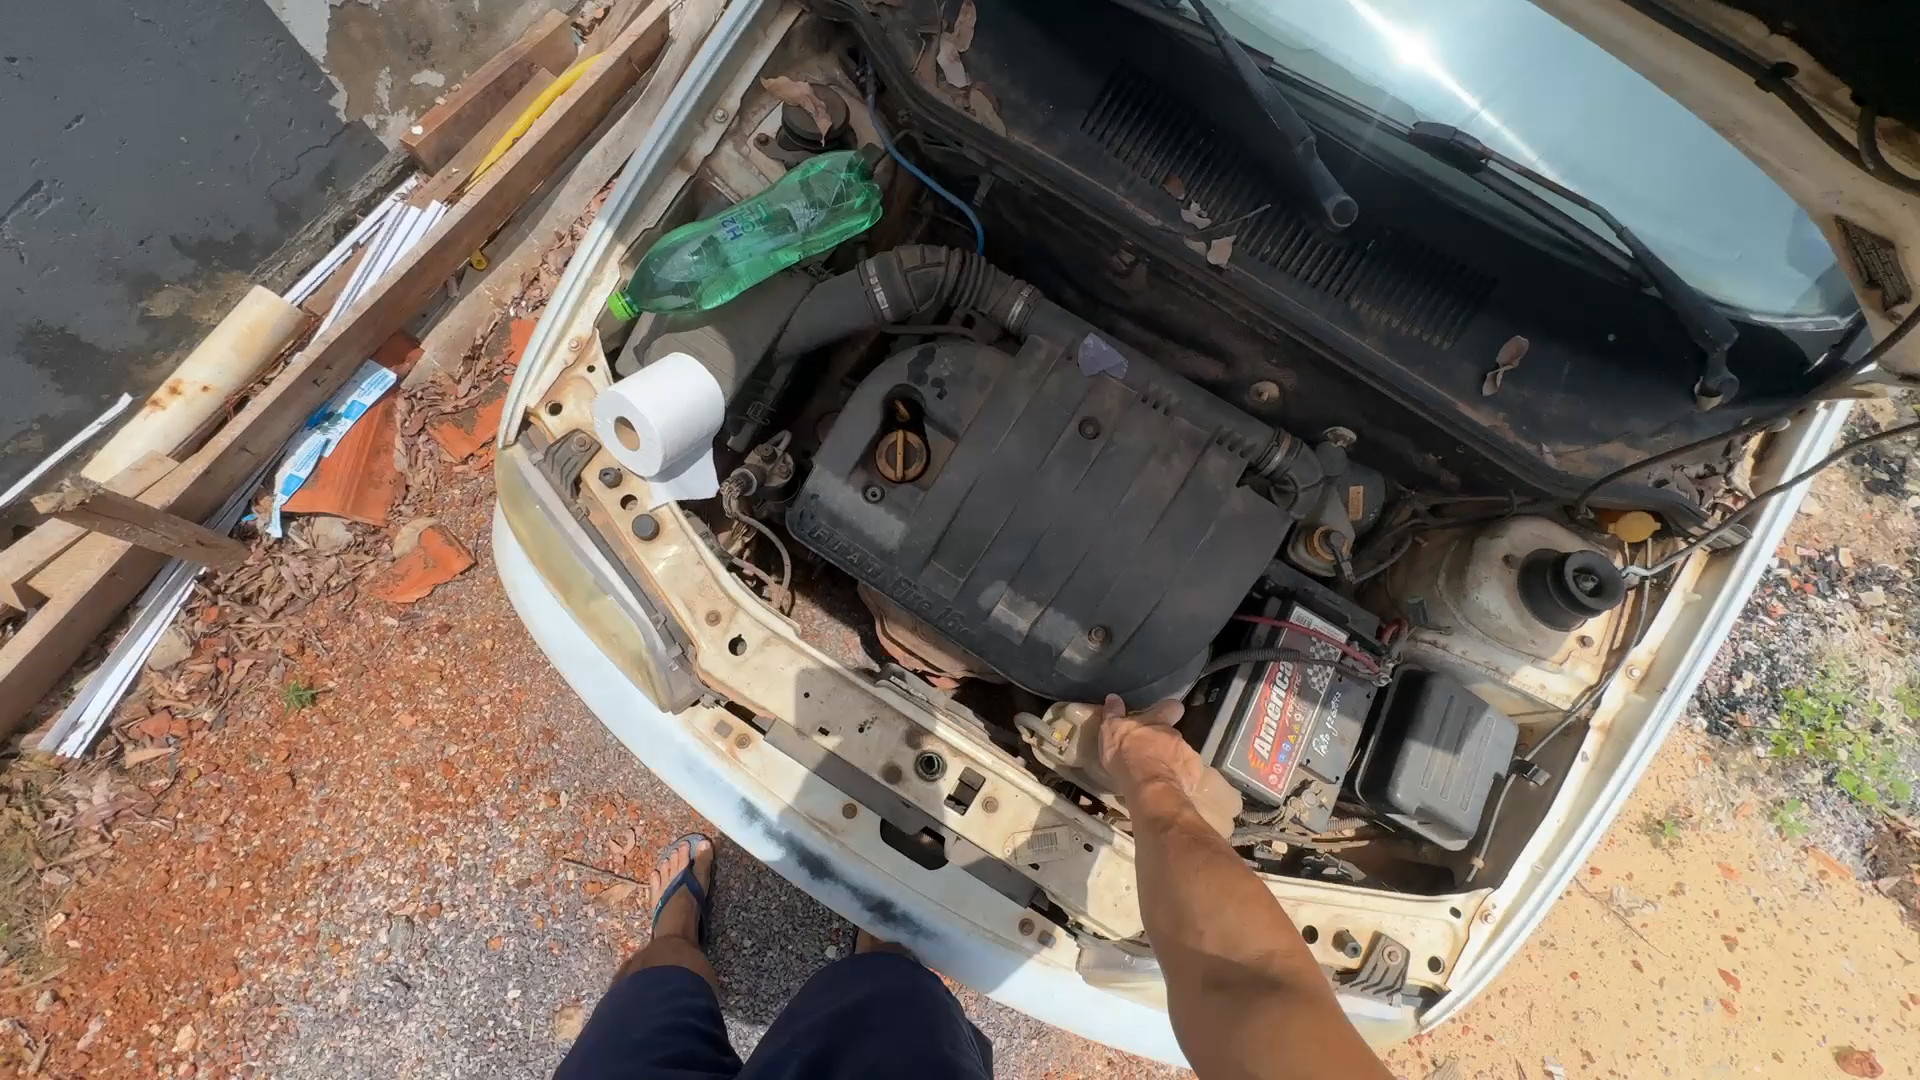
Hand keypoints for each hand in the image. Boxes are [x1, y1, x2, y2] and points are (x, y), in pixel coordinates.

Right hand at [1097, 694, 1204, 803]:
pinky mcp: (1193, 776)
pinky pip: (1188, 774)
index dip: (1168, 709)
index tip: (1161, 715)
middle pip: (1174, 734)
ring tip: (1156, 773)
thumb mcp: (1111, 731)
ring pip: (1181, 754)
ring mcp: (1187, 755)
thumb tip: (1114, 696)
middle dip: (1164, 742)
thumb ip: (1113, 713)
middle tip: (1149, 752)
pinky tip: (1168, 785)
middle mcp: (1176, 735)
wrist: (1148, 786)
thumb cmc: (1127, 755)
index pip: (1172, 706)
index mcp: (1158, 721)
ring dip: (1171, 760)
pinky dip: (1180, 778)